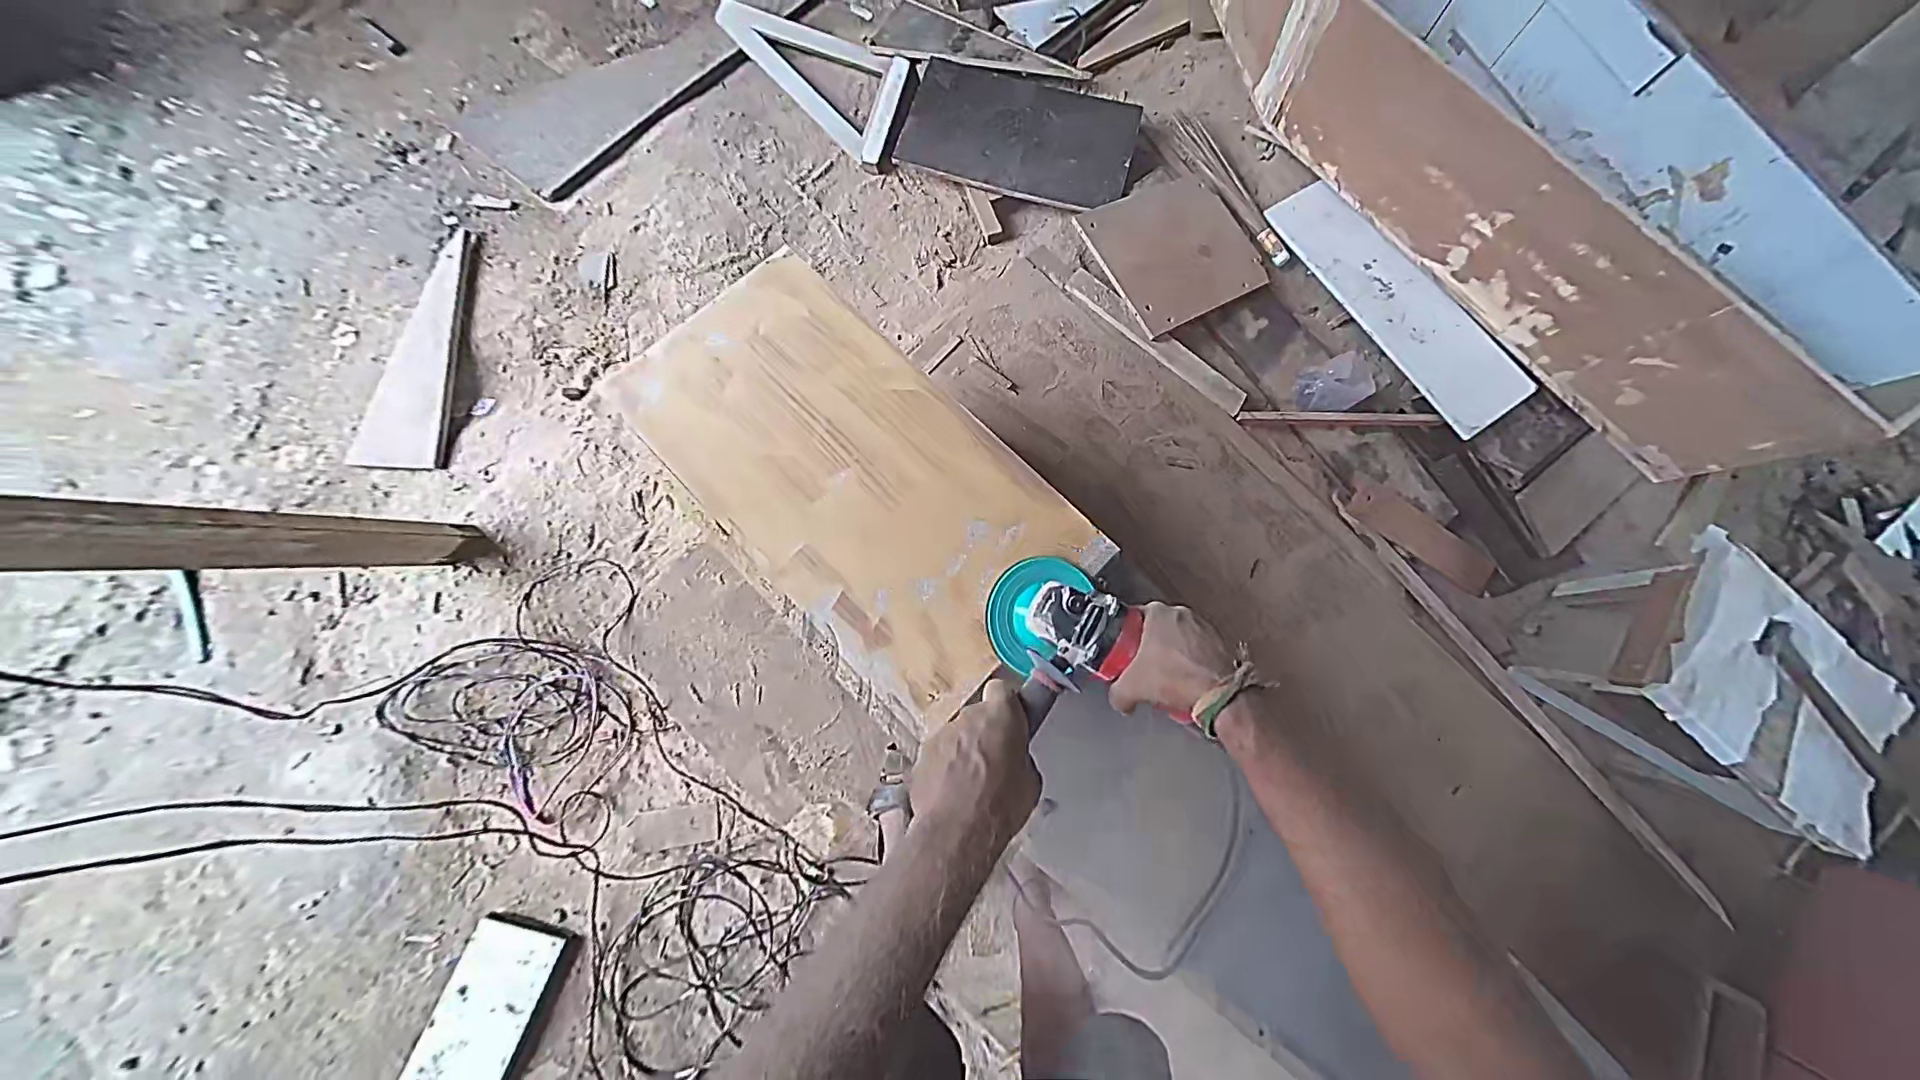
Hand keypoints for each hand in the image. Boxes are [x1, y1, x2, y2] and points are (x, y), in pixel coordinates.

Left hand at [910, 679, 1040, 843]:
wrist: (956, 830)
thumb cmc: (999, 806)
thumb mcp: (1030, 781)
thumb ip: (1020, 755)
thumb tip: (1013, 758)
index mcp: (1000, 715)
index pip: (1002, 690)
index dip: (1008, 705)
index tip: (1013, 721)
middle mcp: (968, 716)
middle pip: (978, 714)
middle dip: (986, 731)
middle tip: (996, 759)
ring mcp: (941, 733)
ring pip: (957, 734)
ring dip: (964, 750)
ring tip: (973, 783)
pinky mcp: (922, 753)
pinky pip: (939, 753)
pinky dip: (945, 766)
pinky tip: (953, 791)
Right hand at [1108, 602, 1236, 719]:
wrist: (1218, 694)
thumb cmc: (1179, 678)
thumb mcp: (1131, 688)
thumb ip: (1118, 693)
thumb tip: (1120, 700)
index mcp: (1158, 613)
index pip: (1133, 618)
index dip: (1126, 637)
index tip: (1126, 650)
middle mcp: (1182, 614)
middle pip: (1157, 629)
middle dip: (1151, 648)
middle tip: (1146, 667)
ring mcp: (1203, 626)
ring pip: (1180, 639)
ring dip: (1173, 655)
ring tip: (1167, 677)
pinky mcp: (1220, 642)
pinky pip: (1198, 651)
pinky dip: (1191, 663)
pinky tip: (1186, 681)